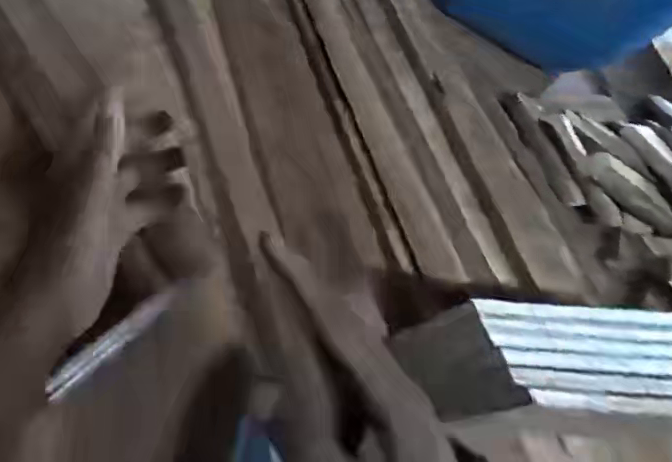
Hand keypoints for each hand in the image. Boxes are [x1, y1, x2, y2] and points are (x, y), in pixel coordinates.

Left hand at [14, 89, 186, 339]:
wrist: (55, 303)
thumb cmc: (72, 241)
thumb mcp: (92, 189)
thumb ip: (105, 144)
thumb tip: (112, 95)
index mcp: (76, 163)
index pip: (97, 123)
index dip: (119, 106)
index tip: (147, 91)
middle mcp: (87, 178)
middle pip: (120, 148)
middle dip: (147, 136)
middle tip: (179, 127)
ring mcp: (100, 207)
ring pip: (133, 177)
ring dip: (158, 168)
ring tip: (188, 160)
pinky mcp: (113, 232)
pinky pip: (140, 208)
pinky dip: (160, 202)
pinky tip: (184, 199)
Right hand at [264, 234, 453, 461]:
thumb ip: (303, 432)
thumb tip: (262, 392)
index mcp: (396, 400)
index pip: (335, 323)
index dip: (297, 279)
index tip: (266, 238)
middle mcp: (407, 394)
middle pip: (348, 328)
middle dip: (309, 289)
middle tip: (273, 254)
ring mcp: (409, 414)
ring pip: (355, 352)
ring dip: (318, 321)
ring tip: (286, 288)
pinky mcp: (405, 433)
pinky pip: (359, 380)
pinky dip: (329, 360)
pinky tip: (313, 356)